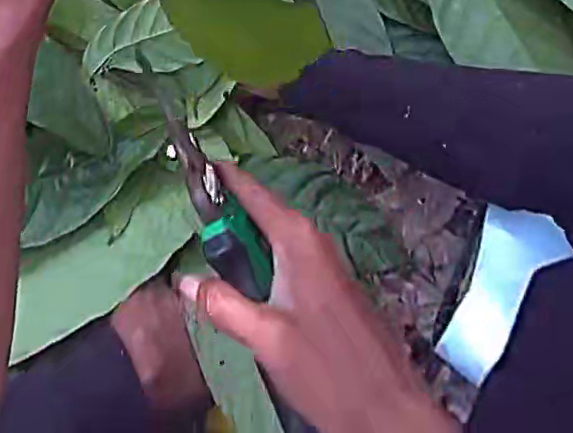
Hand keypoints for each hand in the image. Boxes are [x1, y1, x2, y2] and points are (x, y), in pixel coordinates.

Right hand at [176, 163, 456, 432]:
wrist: (390, 410)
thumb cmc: (328, 368)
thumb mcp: (266, 338)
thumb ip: (222, 305)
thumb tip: (183, 281)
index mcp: (296, 238)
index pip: (253, 191)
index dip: (224, 175)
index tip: (198, 164)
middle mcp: (312, 238)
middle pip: (262, 209)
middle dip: (230, 209)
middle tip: (196, 217)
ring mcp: (325, 259)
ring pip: (274, 233)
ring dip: (246, 236)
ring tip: (215, 247)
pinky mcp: (329, 282)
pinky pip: (287, 253)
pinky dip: (263, 255)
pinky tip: (248, 279)